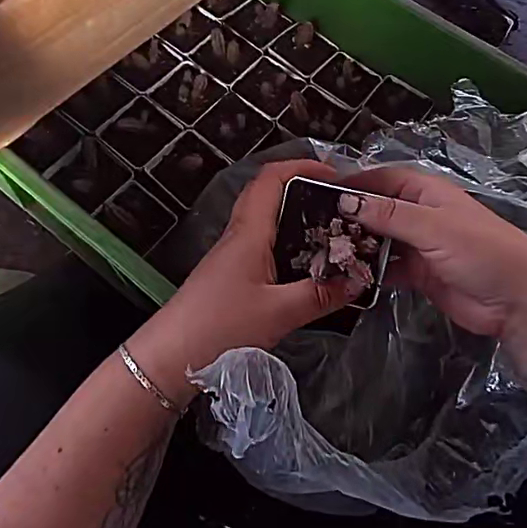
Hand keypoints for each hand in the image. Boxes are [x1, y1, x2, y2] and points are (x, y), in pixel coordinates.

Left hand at [126, 159, 360, 403]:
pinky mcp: (232, 274)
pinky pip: (264, 243)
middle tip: (337, 200)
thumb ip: (321, 295)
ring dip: (296, 214)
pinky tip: (306, 263)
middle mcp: (239, 235)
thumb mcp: (279, 313)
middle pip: (269, 192)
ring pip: (266, 218)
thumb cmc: (219, 328)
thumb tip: (359, 280)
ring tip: (330, 228)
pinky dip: (288, 240)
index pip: (271, 178)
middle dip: (304, 186)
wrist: (167, 361)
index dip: (302, 166)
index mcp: (249, 233)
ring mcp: (233, 255)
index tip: (334, 174)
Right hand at [336, 166, 526, 338]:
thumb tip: (347, 200)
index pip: (383, 179)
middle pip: (379, 209)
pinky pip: (388, 267)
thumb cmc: (481, 250)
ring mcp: (421, 246)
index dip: (355, 183)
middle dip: (351, 216)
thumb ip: (390, 214)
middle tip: (312, 227)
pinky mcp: (421, 275)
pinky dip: (370, 270)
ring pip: (381, 240)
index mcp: (427, 192)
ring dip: (358, 244)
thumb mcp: (434, 226)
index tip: (319, 192)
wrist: (517, 300)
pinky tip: (346, 275)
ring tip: (322, 251)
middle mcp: (421, 214)